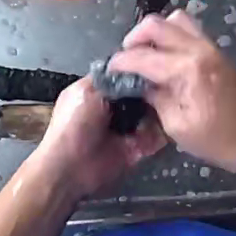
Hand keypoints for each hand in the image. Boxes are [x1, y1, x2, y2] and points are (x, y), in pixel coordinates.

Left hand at [23, 77, 166, 201]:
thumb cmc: (72, 126)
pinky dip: (162, 132)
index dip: (137, 72)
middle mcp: (113, 108)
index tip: (154, 68)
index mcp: (96, 91)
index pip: (123, 76)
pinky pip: (156, 137)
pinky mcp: (135, 148)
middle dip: (152, 93)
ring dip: (158, 112)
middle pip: (141, 95)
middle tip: (165, 88)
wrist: (69, 167)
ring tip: (166, 105)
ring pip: (152, 115)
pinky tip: (166, 123)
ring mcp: (125, 128)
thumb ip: (108, 80)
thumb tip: (129, 69)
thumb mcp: (86, 93)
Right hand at [107, 11, 235, 172]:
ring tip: (147, 53)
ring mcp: (209, 46)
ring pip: (174, 19)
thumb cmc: (218, 139)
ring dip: (155, 32)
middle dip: (133, 39)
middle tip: (126, 60)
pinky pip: (188, 28)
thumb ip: (155, 98)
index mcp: (186, 69)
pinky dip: (171, 34)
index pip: (141, 56)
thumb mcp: (177, 126)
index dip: (120, 63)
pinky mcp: (215, 50)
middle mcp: (197, 49)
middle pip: (155, 24)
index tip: (109, 72)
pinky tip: (165, 55)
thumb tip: (138, 84)